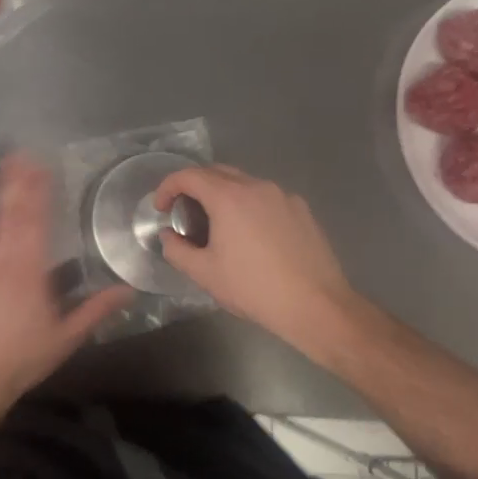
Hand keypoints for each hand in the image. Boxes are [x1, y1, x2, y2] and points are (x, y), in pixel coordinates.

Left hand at [0, 152, 132, 406]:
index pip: (33, 224)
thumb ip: (95, 310)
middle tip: (9, 155)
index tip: (38, 166)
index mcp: (26, 273)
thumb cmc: (24, 357)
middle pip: (2, 216)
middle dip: (6, 184)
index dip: (35, 192)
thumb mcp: (66, 337)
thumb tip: (128, 290)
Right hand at [154, 165, 370, 347]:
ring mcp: (284, 197)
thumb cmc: (253, 288)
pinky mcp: (302, 211)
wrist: (316, 306)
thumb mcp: (204, 273)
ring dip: (222, 195)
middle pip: (216, 172)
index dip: (167, 187)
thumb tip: (168, 236)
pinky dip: (248, 205)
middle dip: (194, 186)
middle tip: (184, 212)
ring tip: (217, 224)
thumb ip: (176, 249)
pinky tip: (250, 234)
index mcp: (229, 197)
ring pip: (244, 183)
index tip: (161, 208)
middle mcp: (257, 187)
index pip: (188, 176)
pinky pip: (266, 198)